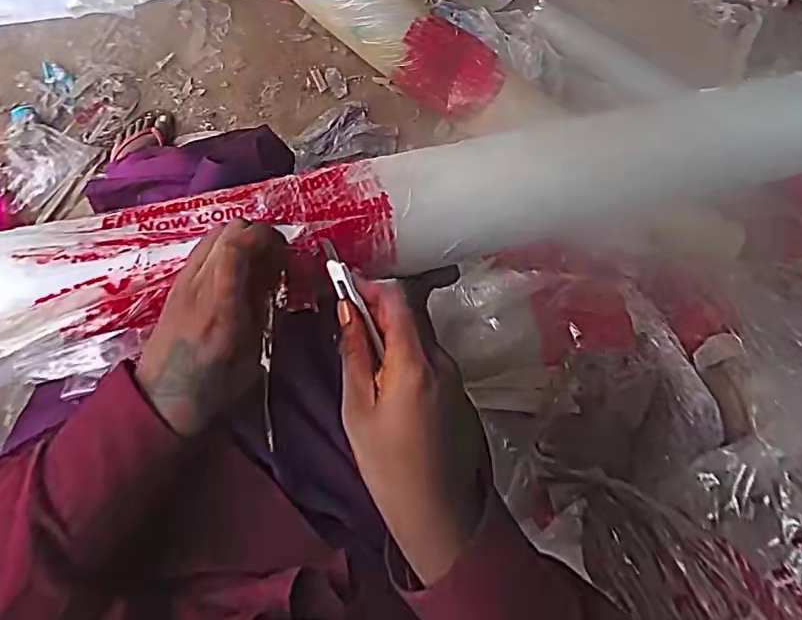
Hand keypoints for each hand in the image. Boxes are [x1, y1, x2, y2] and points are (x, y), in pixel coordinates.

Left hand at [135, 221, 286, 436]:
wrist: (160, 397)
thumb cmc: (212, 385)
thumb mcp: (251, 353)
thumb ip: (262, 307)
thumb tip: (274, 272)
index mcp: (220, 305)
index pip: (237, 245)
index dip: (265, 237)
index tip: (284, 250)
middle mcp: (198, 284)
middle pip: (228, 229)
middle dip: (258, 234)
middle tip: (275, 256)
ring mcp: (184, 279)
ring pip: (216, 232)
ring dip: (241, 238)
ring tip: (256, 262)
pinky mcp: (178, 280)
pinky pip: (206, 247)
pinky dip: (226, 247)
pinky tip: (236, 272)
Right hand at [340, 275, 488, 584]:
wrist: (438, 516)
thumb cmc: (390, 467)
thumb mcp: (357, 407)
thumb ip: (353, 352)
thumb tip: (347, 311)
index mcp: (414, 362)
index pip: (396, 298)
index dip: (369, 285)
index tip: (345, 286)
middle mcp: (440, 361)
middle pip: (408, 312)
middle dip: (377, 308)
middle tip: (348, 322)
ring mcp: (452, 375)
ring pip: (418, 333)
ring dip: (391, 331)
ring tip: (364, 355)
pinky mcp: (456, 390)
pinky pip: (428, 355)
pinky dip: (405, 352)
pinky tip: (387, 380)